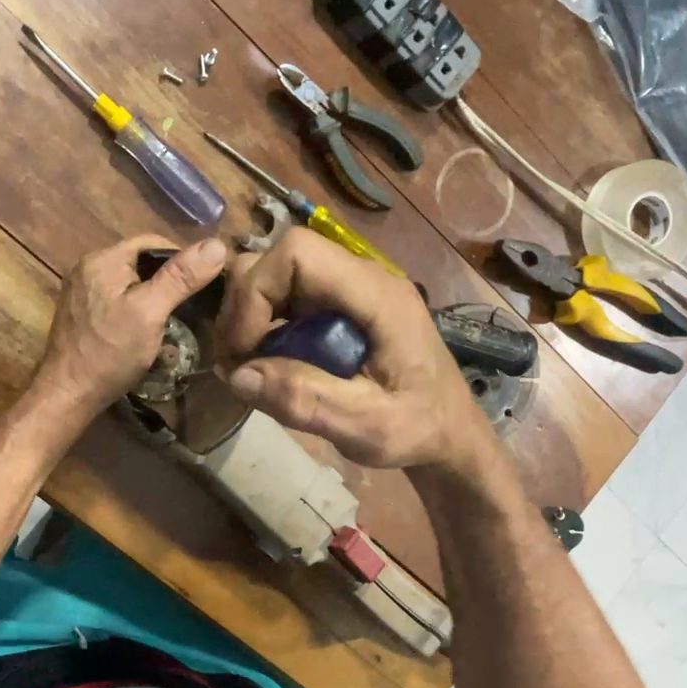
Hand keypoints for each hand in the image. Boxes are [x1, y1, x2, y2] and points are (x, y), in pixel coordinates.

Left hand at [32, 234, 227, 416]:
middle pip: (138, 261)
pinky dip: (133, 305)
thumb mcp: (150, 312)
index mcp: (103, 258)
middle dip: (166, 278)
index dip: (182, 259)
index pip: (152, 242)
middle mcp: (87, 266)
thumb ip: (180, 278)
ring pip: (127, 280)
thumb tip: (217, 244)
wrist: (68, 393)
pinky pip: (113, 297)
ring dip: (151, 293)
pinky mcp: (78, 311)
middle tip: (191, 303)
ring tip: (173, 315)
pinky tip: (144, 326)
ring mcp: (79, 290)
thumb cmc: (111, 352)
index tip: (203, 282)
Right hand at [216, 227, 488, 470]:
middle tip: (237, 363)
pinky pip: (287, 299)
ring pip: (277, 276)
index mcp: (377, 296)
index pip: (297, 253)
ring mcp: (350, 291)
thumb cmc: (419, 429)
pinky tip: (268, 367)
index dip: (256, 292)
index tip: (245, 350)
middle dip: (246, 306)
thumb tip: (239, 376)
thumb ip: (308, 400)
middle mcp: (362, 279)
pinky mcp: (339, 308)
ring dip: (250, 318)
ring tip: (247, 368)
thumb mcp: (369, 427)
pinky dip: (264, 328)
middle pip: (281, 258)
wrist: (449, 434)